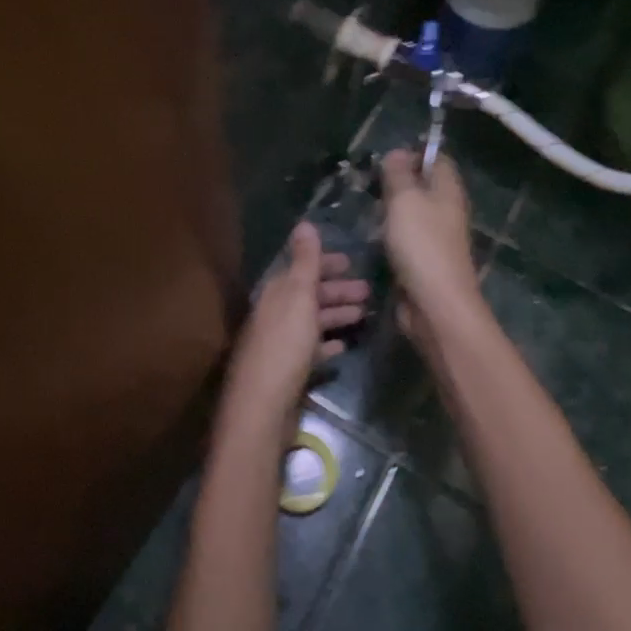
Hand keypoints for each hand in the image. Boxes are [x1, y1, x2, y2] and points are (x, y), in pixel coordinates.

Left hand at [225, 222, 370, 413]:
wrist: (263, 407)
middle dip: (337, 290)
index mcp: (275, 294)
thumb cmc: (284, 347)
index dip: (326, 264)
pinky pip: (310, 350)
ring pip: (311, 321)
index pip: (301, 269)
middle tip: (368, 292)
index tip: (352, 263)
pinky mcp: (286, 371)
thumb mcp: (298, 297)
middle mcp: (274, 314)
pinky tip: (343, 346)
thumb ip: (304, 261)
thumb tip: (304, 223)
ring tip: (364, 316)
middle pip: (308, 295)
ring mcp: (279, 344)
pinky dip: (326, 344)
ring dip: (336, 315)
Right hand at [379, 150, 482, 329]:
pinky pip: (406, 238)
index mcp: (448, 190)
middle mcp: (446, 210)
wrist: (435, 303)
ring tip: (364, 208)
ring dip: (390, 210)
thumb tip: (397, 153)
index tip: (384, 159)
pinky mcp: (424, 260)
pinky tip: (372, 237)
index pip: (437, 159)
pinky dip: (390, 235)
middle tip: (368, 184)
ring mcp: (436, 237)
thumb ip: (399, 174)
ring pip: (412, 213)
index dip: (413, 153)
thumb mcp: (405, 199)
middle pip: (423, 186)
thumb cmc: (421, 244)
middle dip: (396, 182)